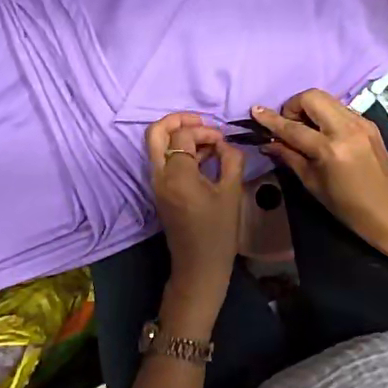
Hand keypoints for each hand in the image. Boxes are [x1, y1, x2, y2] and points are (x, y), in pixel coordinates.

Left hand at [144, 112, 244, 331]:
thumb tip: (224, 144)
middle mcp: (159, 175)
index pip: (182, 135)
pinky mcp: (159, 191)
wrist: (199, 266)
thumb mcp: (232, 193)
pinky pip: (163, 160)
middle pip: (155, 133)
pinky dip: (179, 151)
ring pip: (157, 146)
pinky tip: (203, 157)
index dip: (204, 131)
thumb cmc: (218, 232)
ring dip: (179, 136)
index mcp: (176, 175)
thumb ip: (231, 160)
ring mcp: (155, 183)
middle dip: (177, 121)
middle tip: (201, 121)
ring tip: (209, 142)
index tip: (223, 141)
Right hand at [253, 90, 387, 255]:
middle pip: (312, 97)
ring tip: (304, 128)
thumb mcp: (312, 183)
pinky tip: (323, 132)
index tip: (255, 111)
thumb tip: (268, 143)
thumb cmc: (346, 205)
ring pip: (327, 99)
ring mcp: (361, 123)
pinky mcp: (369, 123)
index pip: (293, 128)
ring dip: (309, 108)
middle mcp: (346, 129)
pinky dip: (325, 114)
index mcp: (330, 149)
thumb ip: (289, 157)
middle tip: (288, 124)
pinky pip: (340, 108)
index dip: (271, 120)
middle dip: (294, 105)